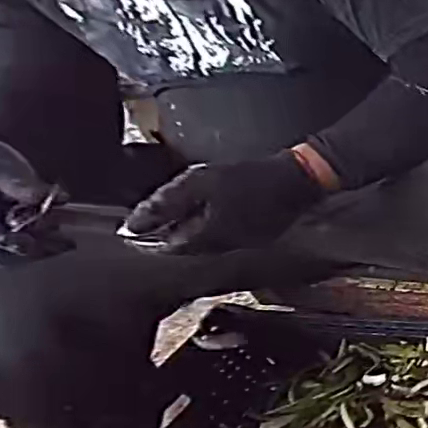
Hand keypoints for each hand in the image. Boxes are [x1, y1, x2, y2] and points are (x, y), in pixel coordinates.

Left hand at [123, 152, 323, 253]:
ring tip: (186, 217)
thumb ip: (163, 205)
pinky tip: (216, 216)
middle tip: (158, 220)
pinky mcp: (263, 236)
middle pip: (191, 249)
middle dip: (173, 236)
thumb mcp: (198, 183)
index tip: (133, 228)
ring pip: (212, 245)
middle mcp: (228, 247)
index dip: (148, 238)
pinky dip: (217, 231)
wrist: (298, 180)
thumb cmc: (246, 179)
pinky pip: (230, 239)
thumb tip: (130, 227)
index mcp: (210, 237)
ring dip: (196, 234)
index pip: (169, 248)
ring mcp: (249, 243)